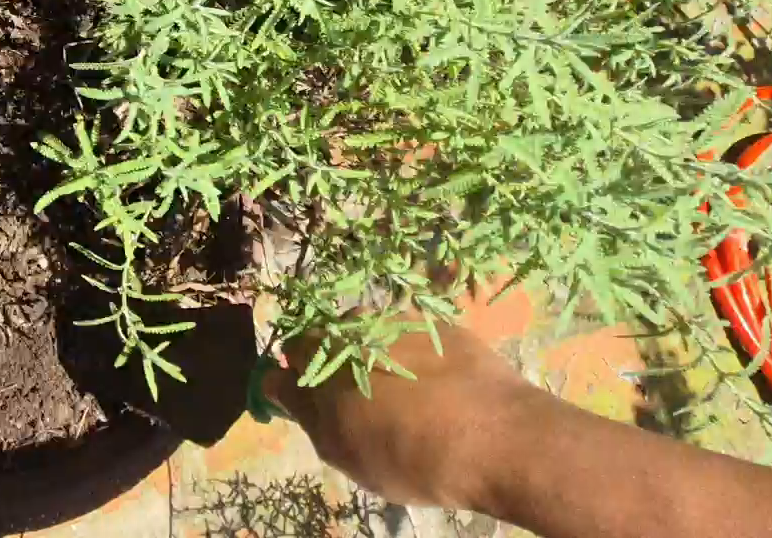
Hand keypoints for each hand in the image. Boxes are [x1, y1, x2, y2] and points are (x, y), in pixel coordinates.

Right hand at [259, 324, 534, 508]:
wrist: (499, 439)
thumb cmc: (404, 451)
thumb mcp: (338, 446)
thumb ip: (299, 409)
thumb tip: (273, 380)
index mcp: (322, 347)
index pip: (292, 350)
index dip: (299, 376)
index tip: (316, 404)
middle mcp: (354, 323)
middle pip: (335, 340)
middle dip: (341, 366)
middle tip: (364, 407)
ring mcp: (401, 320)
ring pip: (376, 339)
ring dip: (380, 361)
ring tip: (408, 402)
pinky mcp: (444, 327)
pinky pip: (419, 343)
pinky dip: (422, 363)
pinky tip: (443, 396)